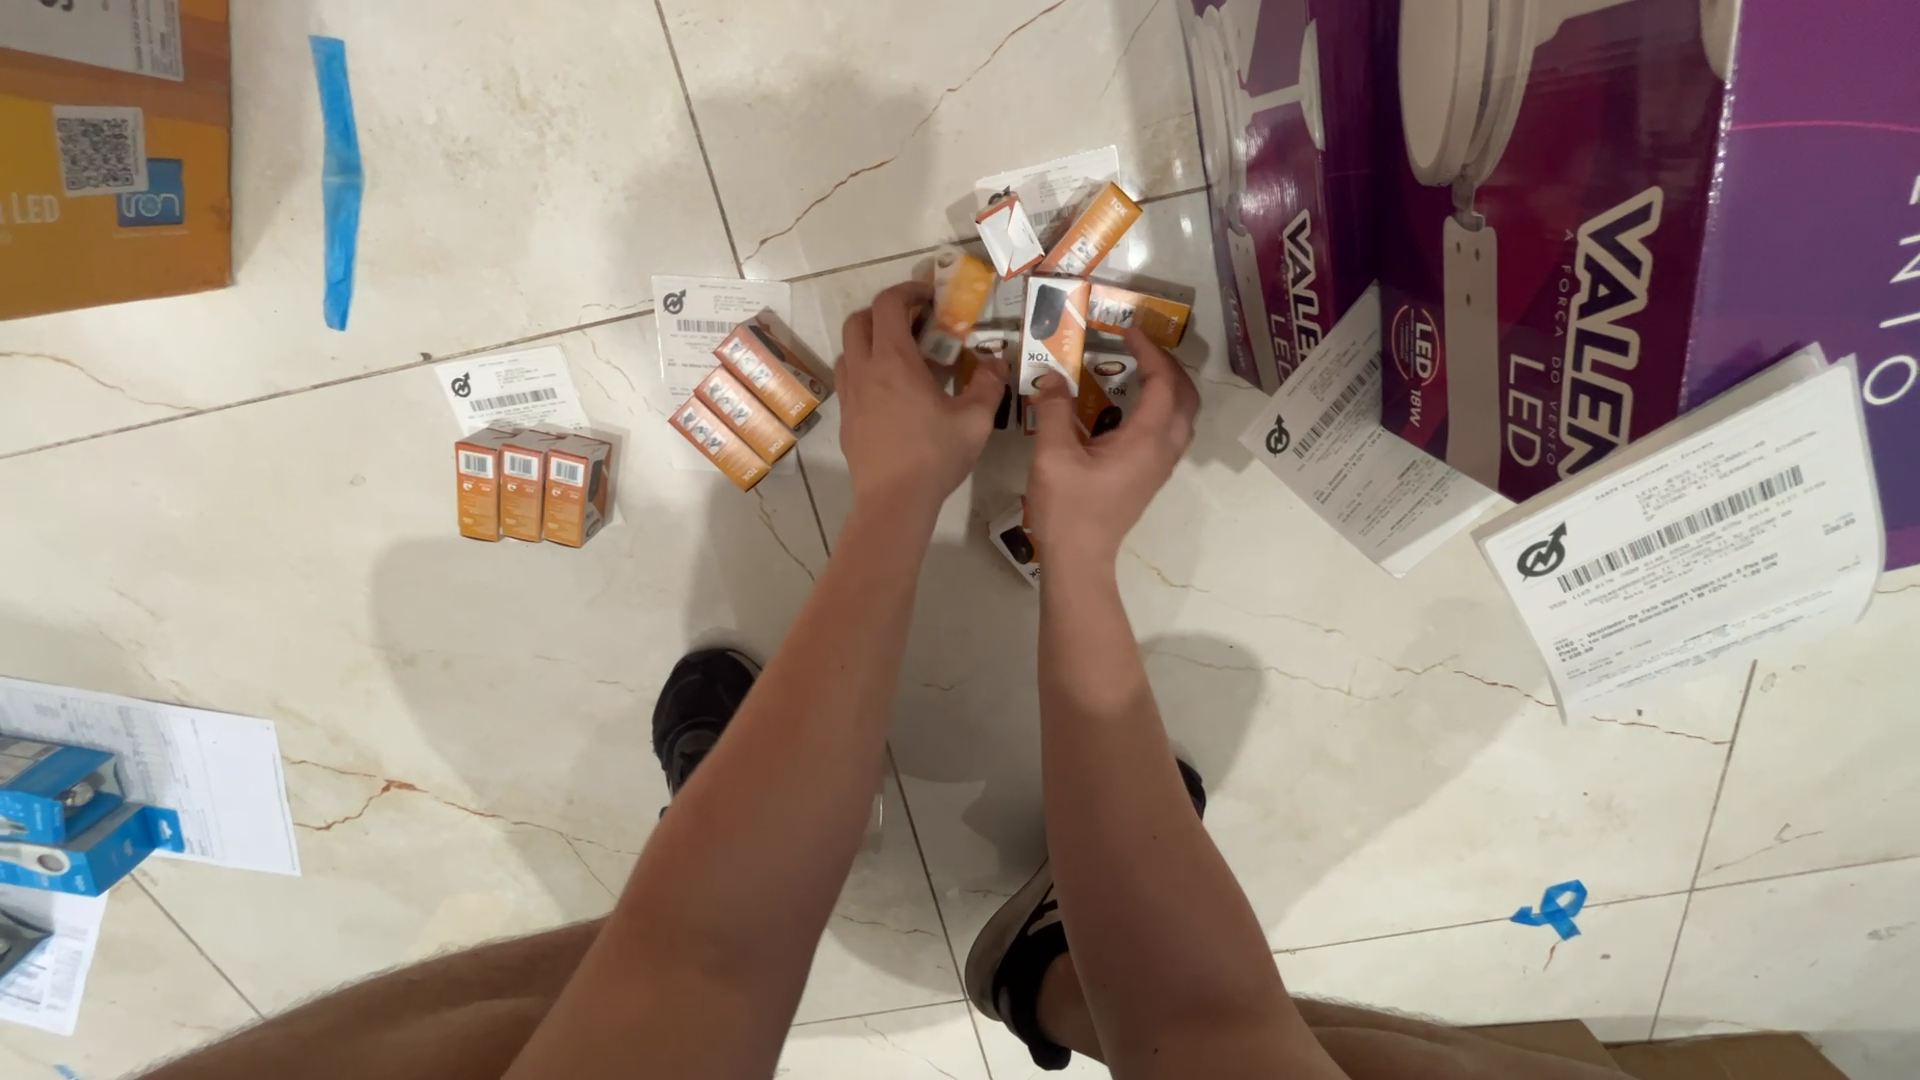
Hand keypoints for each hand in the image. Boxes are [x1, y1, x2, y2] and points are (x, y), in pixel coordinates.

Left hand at [837, 282, 1009, 520]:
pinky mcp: (846, 420)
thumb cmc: (935, 456)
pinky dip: (865, 372)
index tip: (928, 297)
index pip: (888, 304)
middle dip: (883, 313)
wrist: (894, 501)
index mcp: (894, 360)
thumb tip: (997, 363)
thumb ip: (989, 384)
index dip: (907, 291)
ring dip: (870, 342)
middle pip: (858, 320)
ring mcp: (849, 396)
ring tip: (899, 359)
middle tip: (912, 325)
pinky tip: (889, 395)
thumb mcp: (975, 420)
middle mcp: (864, 370)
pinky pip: (849, 381)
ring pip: (848, 350)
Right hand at [1027, 328, 1199, 564]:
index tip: (1126, 333)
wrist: (1079, 557)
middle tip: (1139, 349)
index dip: (1150, 351)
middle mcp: (1163, 449)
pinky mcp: (1151, 478)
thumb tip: (1052, 378)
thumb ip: (1054, 409)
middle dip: (1168, 365)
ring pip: (1183, 416)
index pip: (1163, 382)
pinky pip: (1170, 432)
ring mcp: (1160, 466)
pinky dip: (1161, 409)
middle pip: (1186, 396)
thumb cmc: (1068, 508)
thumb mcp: (1052, 454)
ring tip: (1139, 372)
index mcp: (1146, 439)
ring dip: (1169, 387)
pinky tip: (1129, 409)